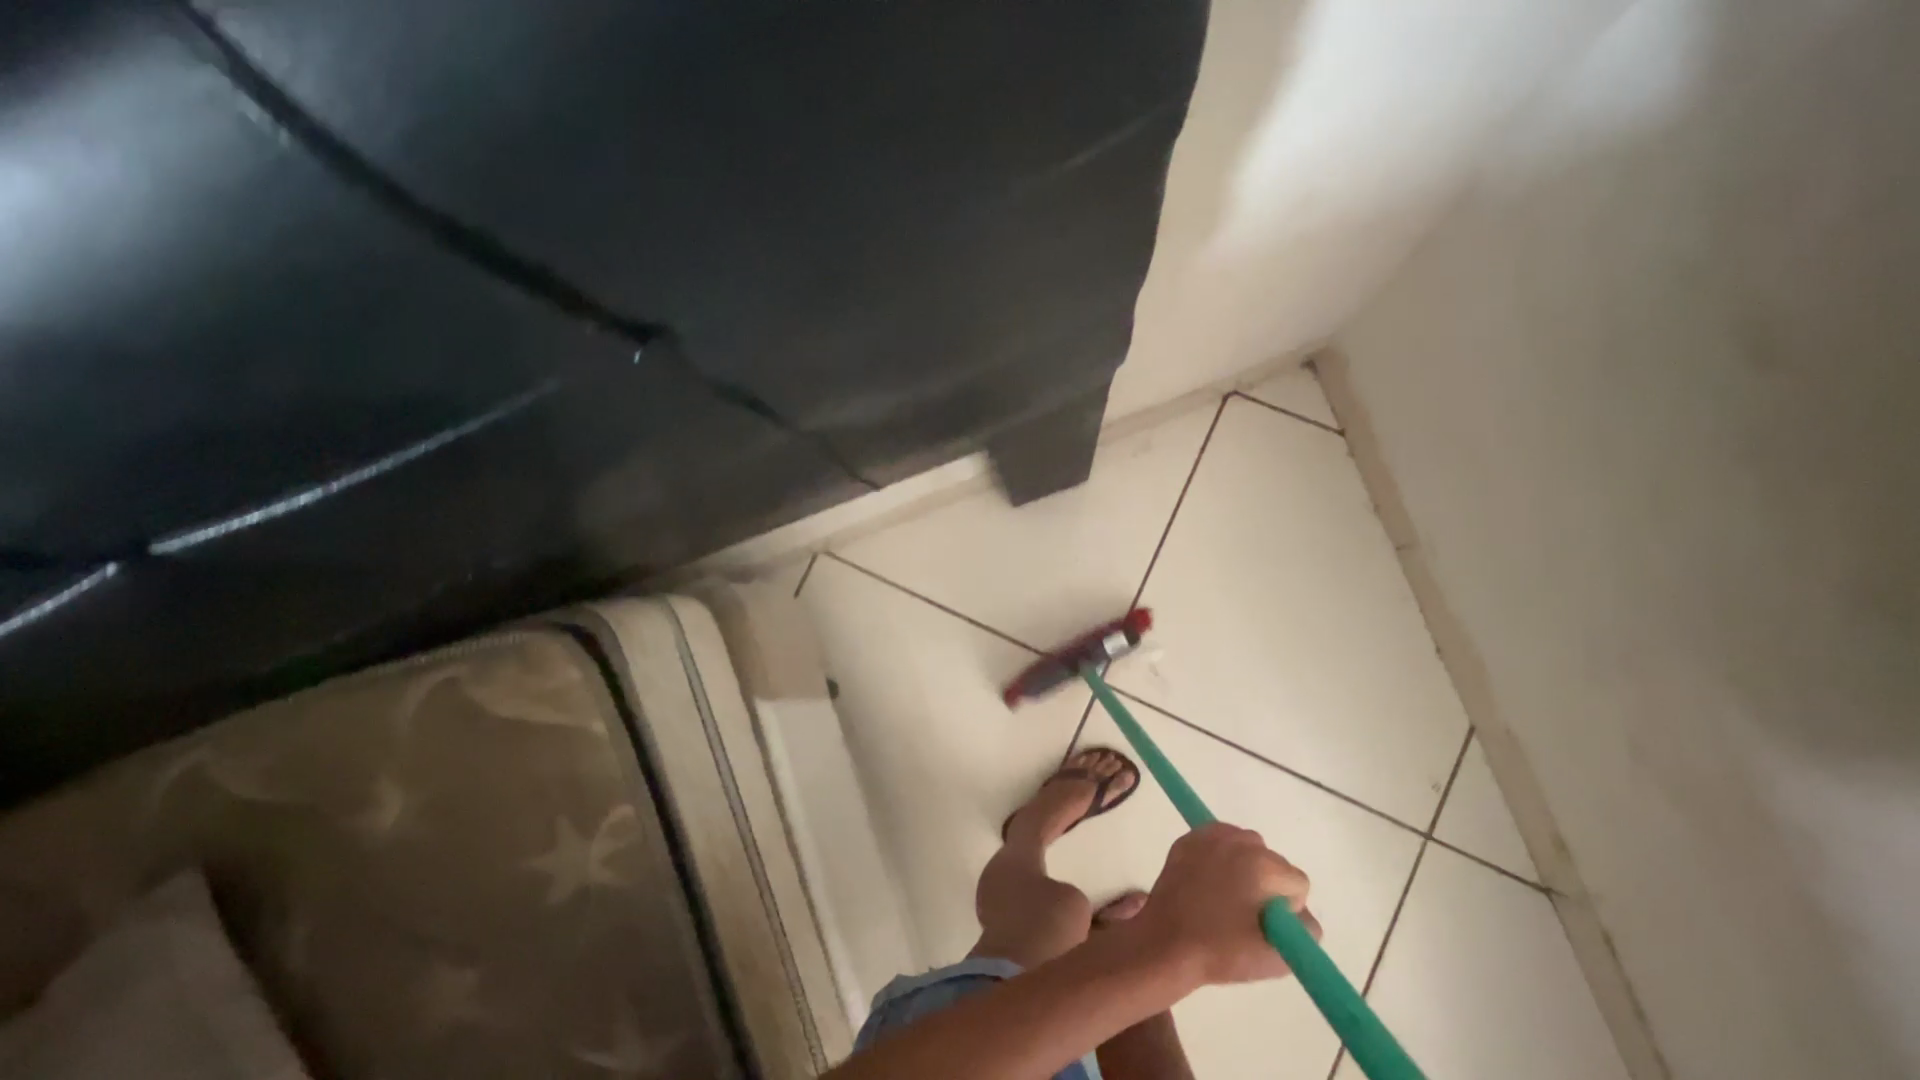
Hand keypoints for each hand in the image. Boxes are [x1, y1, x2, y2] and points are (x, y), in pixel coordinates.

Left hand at [1131, 824, 1319, 986]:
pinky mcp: (1188, 840)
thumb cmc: (1222, 951)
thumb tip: (1299, 913)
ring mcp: (1209, 837)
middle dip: (1267, 885)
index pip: (1297, 883)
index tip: (1265, 924)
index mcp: (1263, 866)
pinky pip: (1220, 841)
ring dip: (1246, 868)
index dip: (1286, 908)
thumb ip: (1306, 931)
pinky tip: (1210, 882)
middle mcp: (1239, 841)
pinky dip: (1222, 857)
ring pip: (1248, 847)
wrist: (1165, 944)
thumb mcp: (1278, 955)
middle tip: (1243, 913)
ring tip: (1226, 899)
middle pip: (1273, 862)